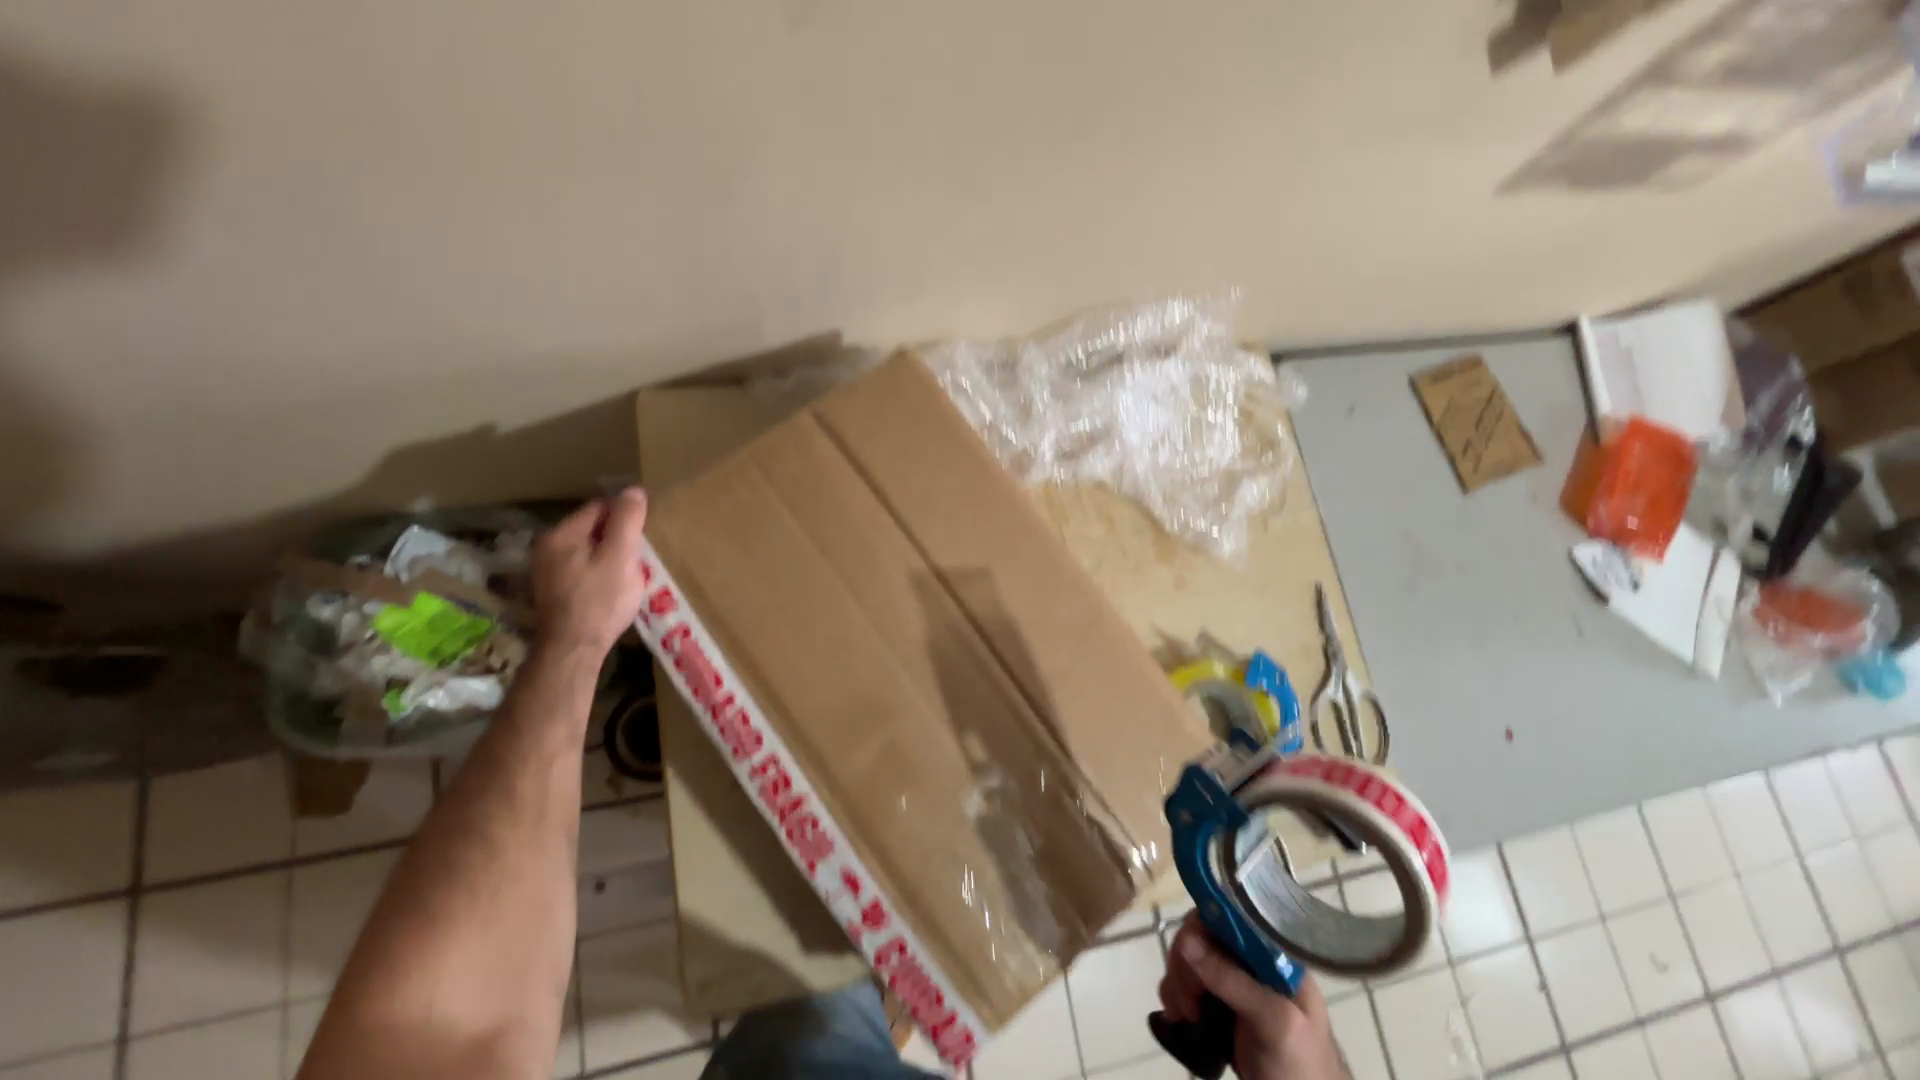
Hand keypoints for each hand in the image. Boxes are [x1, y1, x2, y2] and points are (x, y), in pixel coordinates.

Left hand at [530, 489, 650, 657]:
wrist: (572, 650)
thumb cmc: (600, 602)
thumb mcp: (620, 557)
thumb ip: (627, 521)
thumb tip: (633, 490)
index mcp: (562, 534)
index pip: (600, 507)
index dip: (626, 517)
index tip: (646, 535)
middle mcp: (548, 547)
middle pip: (593, 528)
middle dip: (618, 538)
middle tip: (641, 557)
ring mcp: (547, 570)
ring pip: (588, 549)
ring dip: (610, 556)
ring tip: (630, 573)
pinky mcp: (553, 590)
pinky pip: (582, 568)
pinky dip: (599, 572)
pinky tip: (612, 588)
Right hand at [1159, 914, 1347, 1079]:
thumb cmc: (1302, 1066)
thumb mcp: (1273, 1022)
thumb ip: (1232, 980)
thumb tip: (1186, 939)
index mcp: (1273, 953)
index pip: (1229, 916)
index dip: (1200, 929)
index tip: (1186, 959)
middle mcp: (1252, 961)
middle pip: (1203, 936)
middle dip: (1186, 965)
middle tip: (1188, 1001)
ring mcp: (1236, 983)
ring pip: (1190, 960)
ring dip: (1177, 983)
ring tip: (1183, 1015)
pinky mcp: (1221, 1006)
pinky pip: (1187, 985)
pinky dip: (1176, 997)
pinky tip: (1178, 1018)